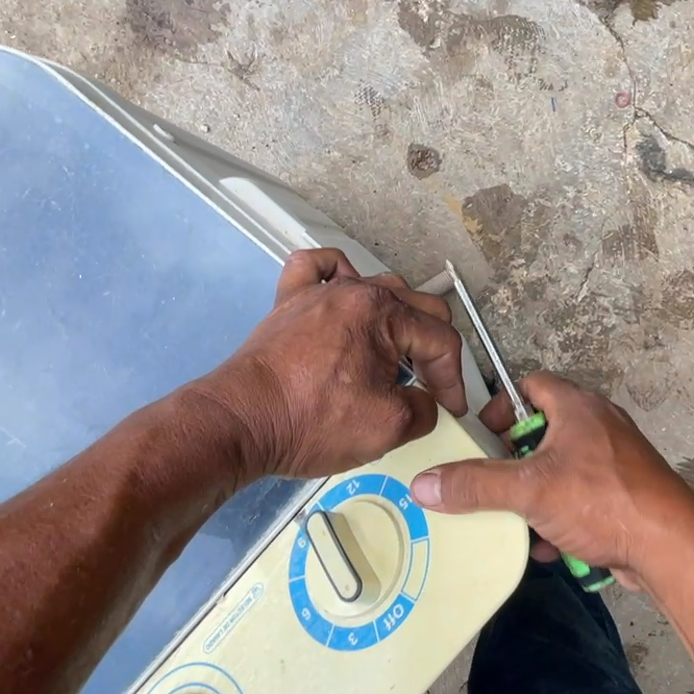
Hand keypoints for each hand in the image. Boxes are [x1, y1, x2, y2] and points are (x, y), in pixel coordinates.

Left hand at [187, 248, 467, 480]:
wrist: (239, 422)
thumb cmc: (314, 422)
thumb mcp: (390, 426)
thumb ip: (426, 408)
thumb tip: (423, 401)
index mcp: (385, 313)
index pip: (442, 340)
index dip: (454, 379)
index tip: (451, 410)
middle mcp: (356, 291)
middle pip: (419, 307)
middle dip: (433, 350)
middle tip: (430, 387)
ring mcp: (319, 291)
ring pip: (377, 286)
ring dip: (398, 320)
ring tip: (396, 356)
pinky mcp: (288, 301)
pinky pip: (319, 267)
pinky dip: (340, 275)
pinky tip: (344, 294)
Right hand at [408, 372, 693, 588]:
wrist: (669, 545)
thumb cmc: (602, 499)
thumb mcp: (530, 490)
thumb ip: (476, 486)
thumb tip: (424, 485)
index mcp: (578, 407)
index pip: (530, 385)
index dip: (500, 407)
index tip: (480, 438)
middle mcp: (598, 426)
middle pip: (541, 432)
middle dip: (513, 463)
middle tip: (491, 484)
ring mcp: (614, 461)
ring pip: (559, 470)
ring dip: (535, 497)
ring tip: (515, 520)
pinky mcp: (623, 494)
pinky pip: (580, 498)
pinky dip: (561, 518)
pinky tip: (549, 546)